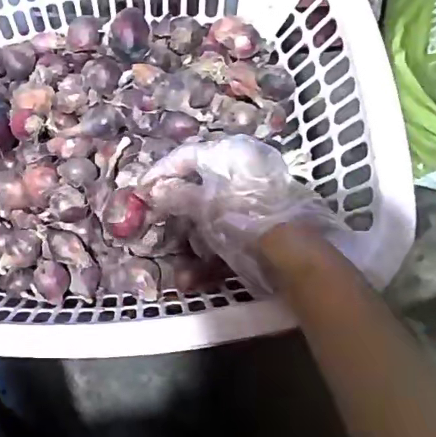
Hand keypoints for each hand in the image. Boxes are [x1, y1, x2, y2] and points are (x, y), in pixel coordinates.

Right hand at [139, 135, 369, 295]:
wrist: (294, 255)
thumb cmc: (242, 218)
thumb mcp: (204, 205)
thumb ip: (176, 195)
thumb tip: (153, 189)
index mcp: (229, 156)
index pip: (186, 156)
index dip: (160, 172)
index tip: (141, 190)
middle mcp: (242, 174)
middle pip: (197, 191)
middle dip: (176, 219)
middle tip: (157, 230)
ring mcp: (252, 203)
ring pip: (210, 222)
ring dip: (192, 249)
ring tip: (183, 273)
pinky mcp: (260, 230)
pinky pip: (227, 240)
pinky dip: (210, 261)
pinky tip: (195, 280)